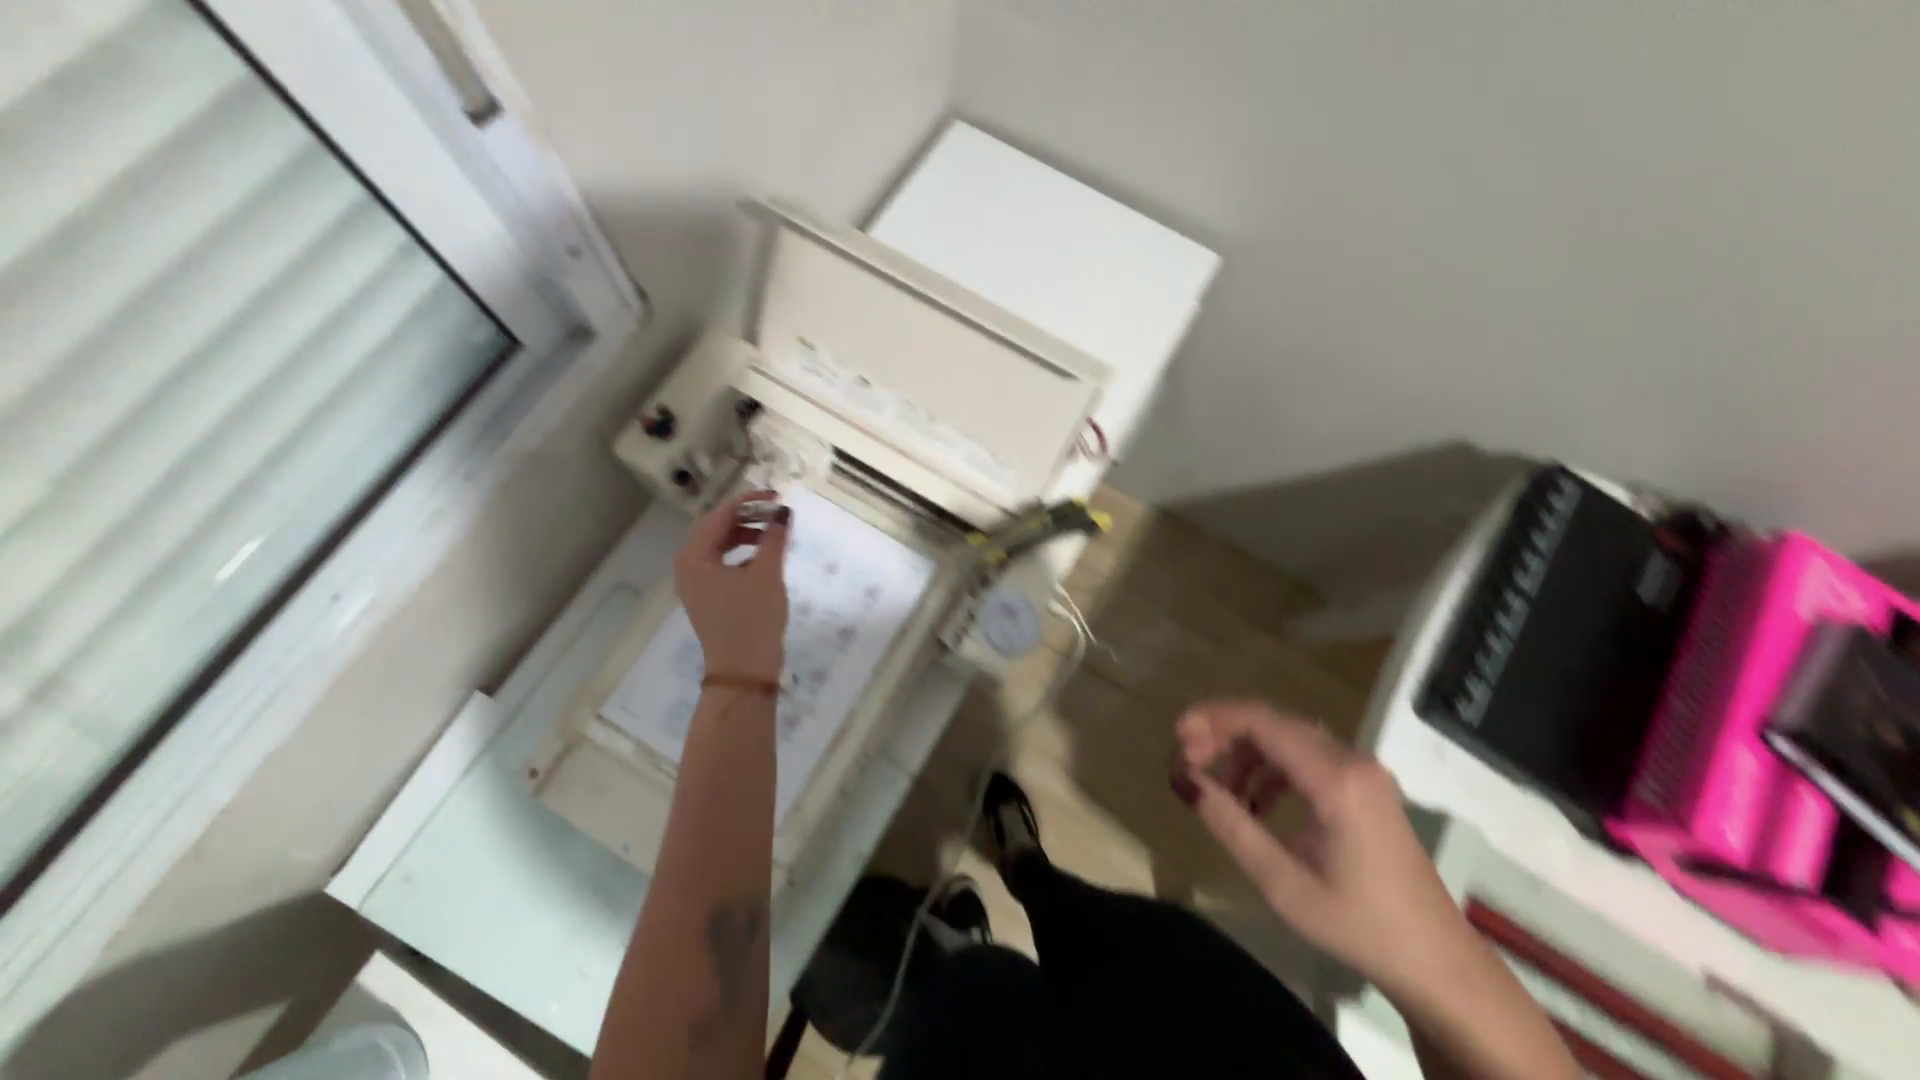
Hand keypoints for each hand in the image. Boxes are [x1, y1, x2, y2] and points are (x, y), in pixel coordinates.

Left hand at [674, 490, 790, 680]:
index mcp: (694, 557)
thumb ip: (774, 538)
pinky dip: (740, 556)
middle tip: (774, 512)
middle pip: (714, 529)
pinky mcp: (707, 599)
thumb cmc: (752, 619)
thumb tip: (782, 512)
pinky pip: (721, 565)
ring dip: (743, 536)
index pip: (719, 515)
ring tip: (772, 535)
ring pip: (717, 547)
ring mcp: (695, 585)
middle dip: (744, 517)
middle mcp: (687, 567)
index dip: (748, 501)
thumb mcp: (767, 574)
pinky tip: (763, 559)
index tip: (777, 496)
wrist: (743, 672)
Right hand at [1172, 700, 1472, 998]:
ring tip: (1215, 789)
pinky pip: (1308, 759)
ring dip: (1246, 754)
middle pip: (1275, 724)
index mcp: (1336, 779)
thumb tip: (1185, 781)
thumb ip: (1231, 825)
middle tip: (1186, 763)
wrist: (1434, 959)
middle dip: (1224, 735)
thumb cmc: (1358, 925)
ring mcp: (1364, 772)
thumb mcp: (1282, 882)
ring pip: (1290, 740)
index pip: (1263, 723)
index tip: (1176, 738)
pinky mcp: (1366, 787)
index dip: (1214, 720)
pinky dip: (1271, 770)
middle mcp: (1352, 761)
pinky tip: (1254, 805)